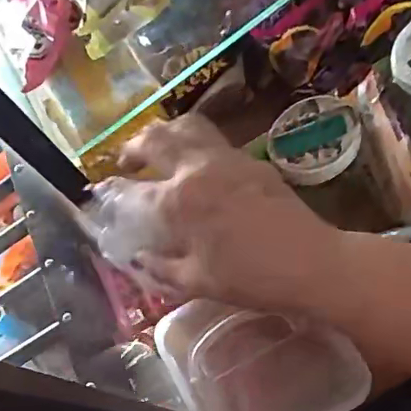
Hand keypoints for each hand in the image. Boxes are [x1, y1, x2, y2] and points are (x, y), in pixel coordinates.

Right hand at [99, 115, 347, 312]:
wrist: (311, 263)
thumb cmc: (252, 279)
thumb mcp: (198, 283)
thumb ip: (161, 269)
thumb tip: (138, 259)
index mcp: (179, 202)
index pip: (132, 192)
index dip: (111, 194)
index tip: (99, 194)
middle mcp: (198, 169)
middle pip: (155, 139)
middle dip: (133, 147)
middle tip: (127, 161)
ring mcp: (228, 159)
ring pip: (187, 127)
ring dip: (164, 133)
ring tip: (159, 150)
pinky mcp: (252, 161)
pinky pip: (214, 141)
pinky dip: (195, 144)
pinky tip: (199, 167)